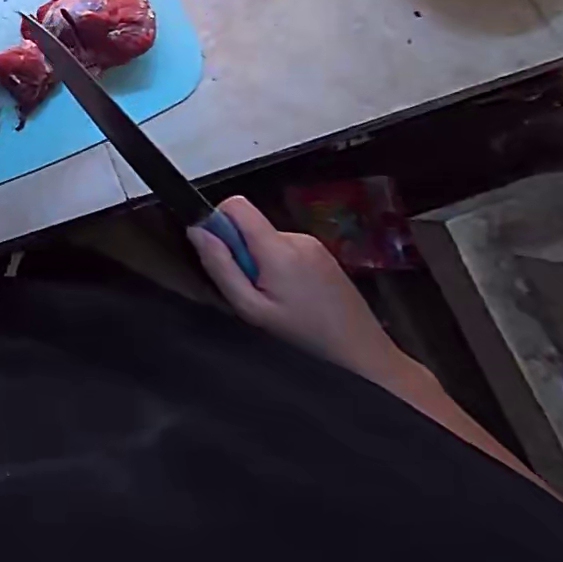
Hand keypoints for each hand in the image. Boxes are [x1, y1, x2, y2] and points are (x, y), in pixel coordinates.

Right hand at [188, 196, 414, 387]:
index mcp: (278, 248)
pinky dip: (276, 266)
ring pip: (264, 239)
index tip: (220, 254)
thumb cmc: (304, 336)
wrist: (365, 356)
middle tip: (251, 291)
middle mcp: (297, 238)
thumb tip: (196, 231)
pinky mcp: (323, 255)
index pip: (236, 205)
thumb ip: (220, 266)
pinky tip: (291, 297)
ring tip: (274, 298)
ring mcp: (314, 245)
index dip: (218, 222)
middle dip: (239, 252)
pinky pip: (283, 248)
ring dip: (259, 262)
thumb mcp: (250, 308)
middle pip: (249, 225)